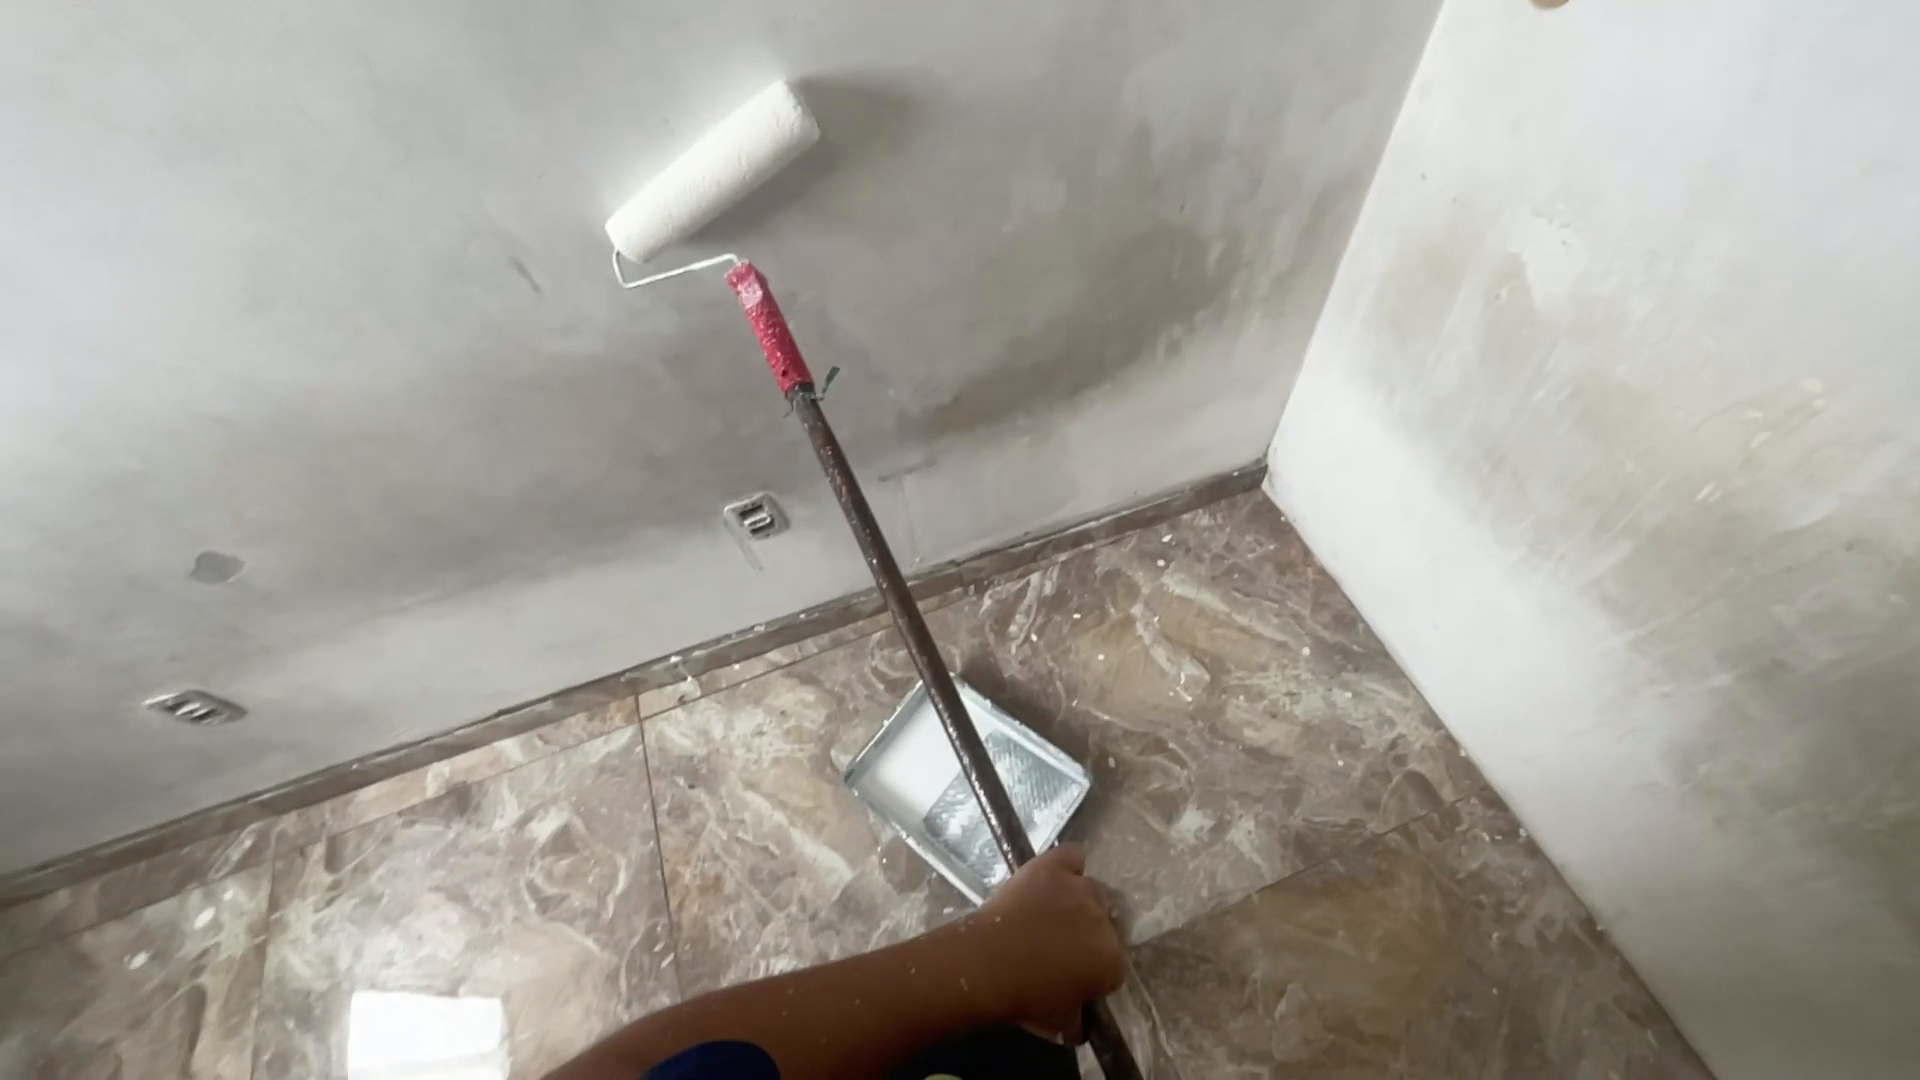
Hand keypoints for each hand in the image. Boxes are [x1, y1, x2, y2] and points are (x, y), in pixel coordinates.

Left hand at [972, 845, 1123, 1041]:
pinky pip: (1073, 856)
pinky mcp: (1053, 866)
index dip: (1094, 971)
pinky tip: (1058, 874)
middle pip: (1106, 922)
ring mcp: (1078, 888)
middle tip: (1063, 944)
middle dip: (1089, 933)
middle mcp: (1103, 919)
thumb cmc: (1025, 997)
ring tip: (1055, 912)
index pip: (1113, 965)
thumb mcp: (1061, 1024)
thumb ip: (1081, 1020)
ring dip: (1080, 900)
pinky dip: (1070, 863)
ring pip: (1092, 889)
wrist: (987, 962)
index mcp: (1111, 960)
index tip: (1076, 975)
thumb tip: (1082, 1020)